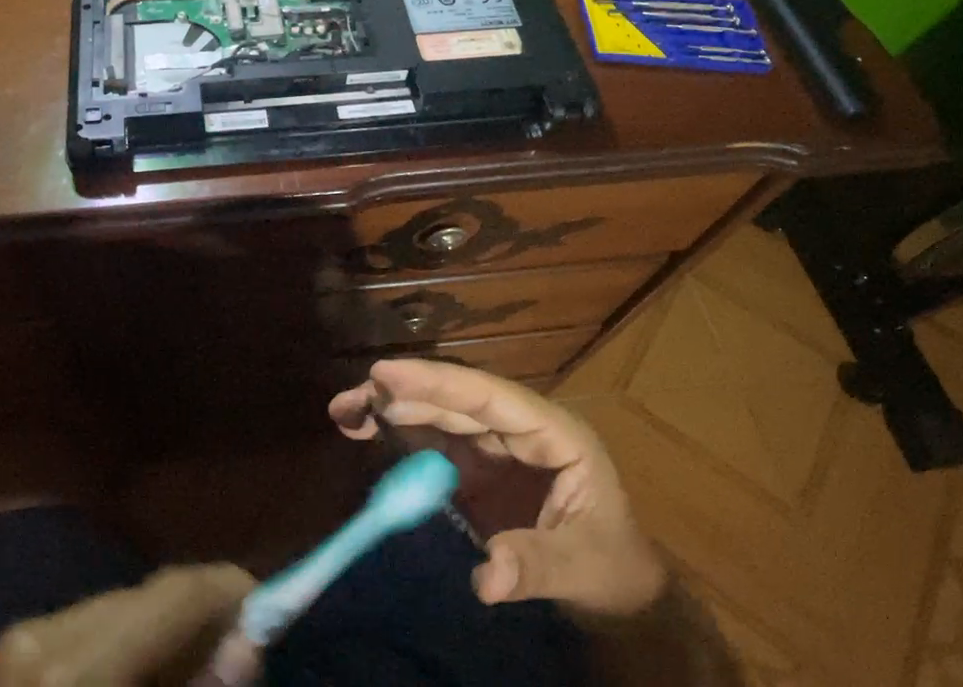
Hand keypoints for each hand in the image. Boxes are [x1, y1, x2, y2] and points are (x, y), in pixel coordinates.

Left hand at [0, 564, 253, 685]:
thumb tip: (246, 645)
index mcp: (75, 673)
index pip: (178, 592)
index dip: (233, 594)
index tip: (272, 618)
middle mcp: (42, 636)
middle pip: (154, 596)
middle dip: (203, 620)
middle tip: (239, 661)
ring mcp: (20, 641)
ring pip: (126, 606)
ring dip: (167, 634)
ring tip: (191, 677)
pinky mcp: (13, 651)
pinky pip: (95, 625)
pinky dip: (130, 647)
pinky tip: (144, 681)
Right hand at [329, 359, 667, 616]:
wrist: (617, 590)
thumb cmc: (612, 568)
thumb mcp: (582, 568)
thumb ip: (536, 565)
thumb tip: (485, 576)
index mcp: (552, 433)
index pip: (489, 397)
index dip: (437, 382)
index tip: (385, 373)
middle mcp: (519, 430)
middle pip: (456, 401)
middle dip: (402, 396)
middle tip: (348, 401)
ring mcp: (496, 448)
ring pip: (439, 416)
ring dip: (393, 410)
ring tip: (345, 412)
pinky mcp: (476, 470)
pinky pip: (433, 446)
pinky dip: (398, 439)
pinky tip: (365, 434)